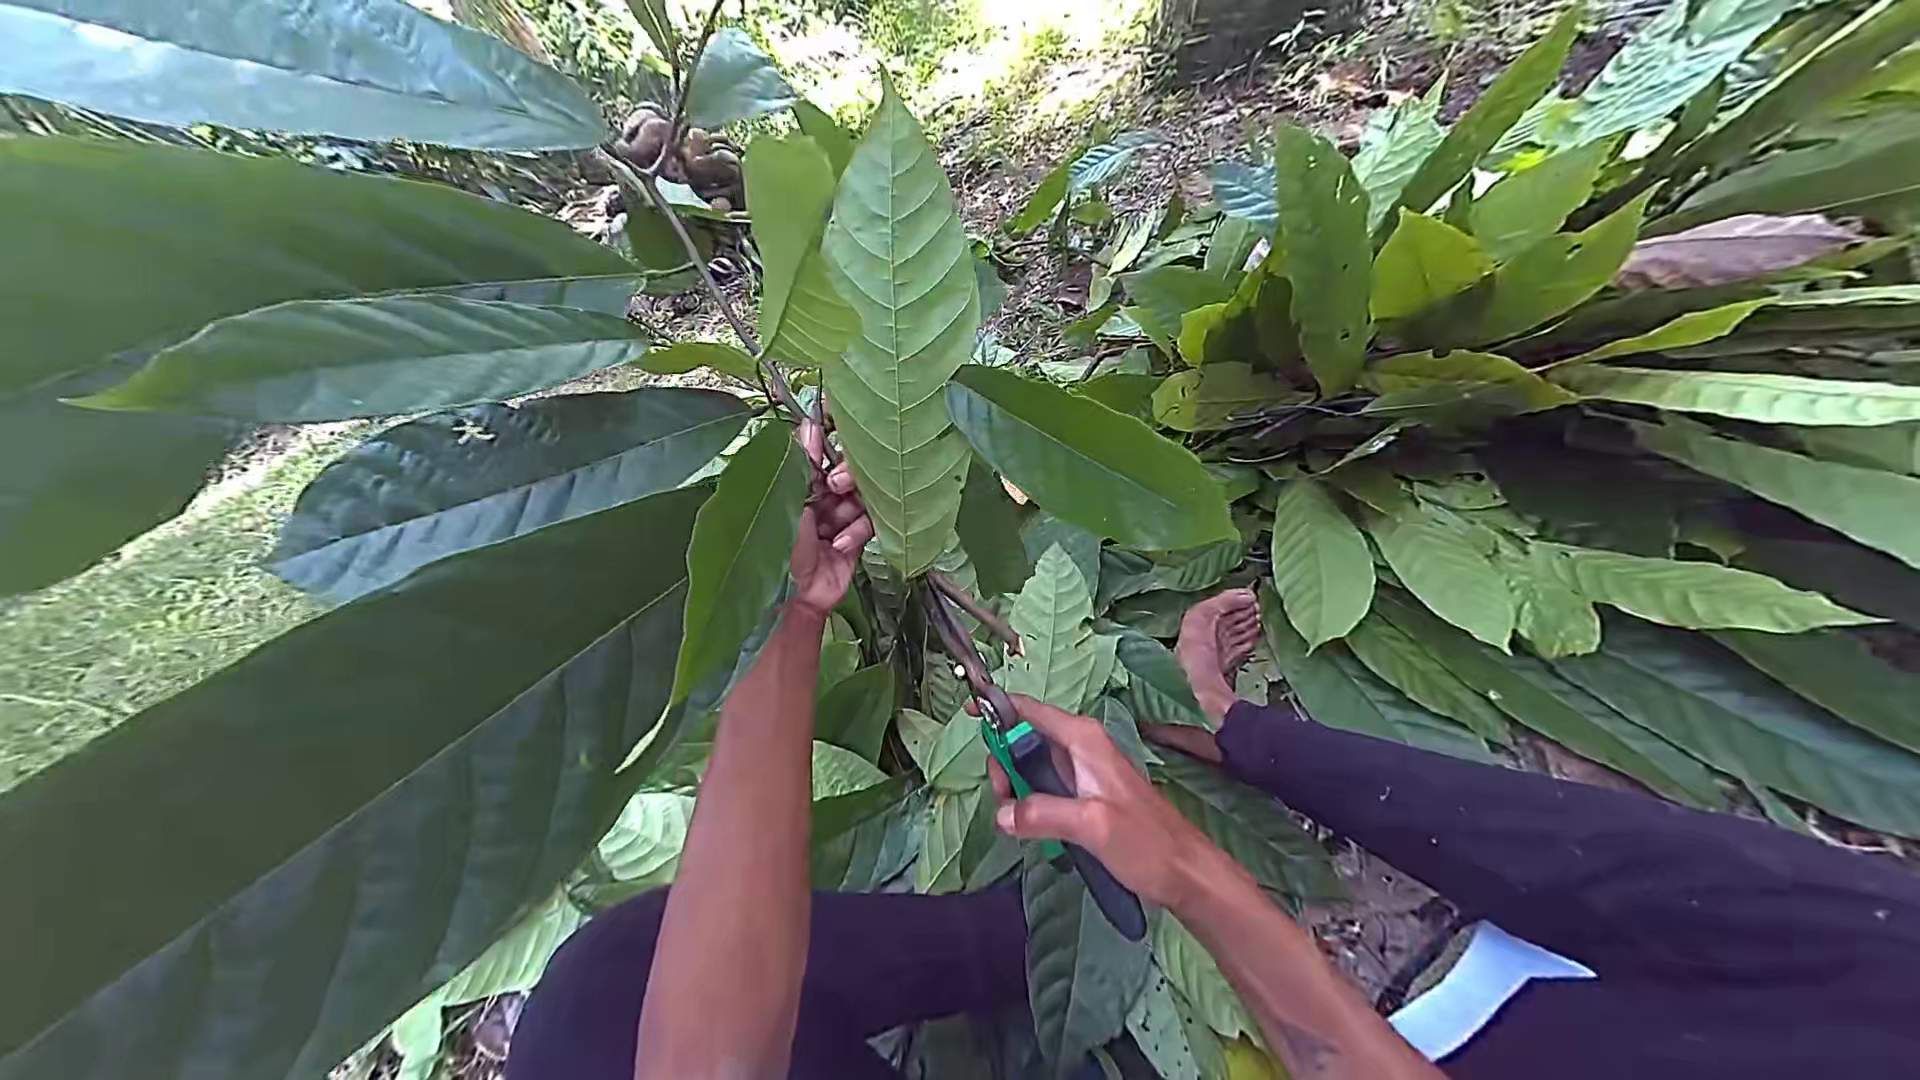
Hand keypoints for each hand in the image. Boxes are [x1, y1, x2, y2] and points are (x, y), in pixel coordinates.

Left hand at [790, 419, 872, 618]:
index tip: (845, 429)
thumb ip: (804, 462)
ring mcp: (840, 520)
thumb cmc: (781, 547)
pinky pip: (869, 524)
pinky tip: (840, 542)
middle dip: (847, 477)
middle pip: (849, 474)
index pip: (822, 456)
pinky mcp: (856, 540)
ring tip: (835, 521)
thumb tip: (809, 423)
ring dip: (851, 508)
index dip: (833, 445)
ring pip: (863, 497)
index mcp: (800, 486)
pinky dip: (857, 532)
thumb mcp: (789, 499)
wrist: (794, 595)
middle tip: (837, 484)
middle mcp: (821, 500)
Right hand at [983, 694, 1236, 910]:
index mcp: (1082, 738)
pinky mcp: (1083, 791)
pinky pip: (1044, 783)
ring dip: (1015, 785)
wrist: (1184, 871)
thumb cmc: (1145, 841)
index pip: (1030, 708)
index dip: (997, 706)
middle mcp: (1080, 744)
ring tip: (1018, 817)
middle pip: (1024, 736)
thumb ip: (1042, 814)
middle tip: (1005, 799)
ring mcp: (1082, 768)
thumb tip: (1001, 813)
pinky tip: (1031, 824)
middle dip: (1004, 762)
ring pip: (1031, 762)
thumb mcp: (1091, 825)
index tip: (969, 710)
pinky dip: (1029, 798)